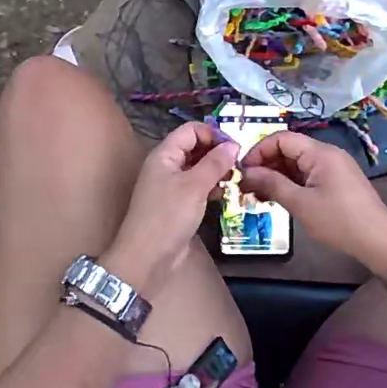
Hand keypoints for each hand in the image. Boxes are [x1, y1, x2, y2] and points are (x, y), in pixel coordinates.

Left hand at [103, 122, 238, 287]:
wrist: (147, 257)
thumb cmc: (168, 216)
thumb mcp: (194, 186)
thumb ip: (214, 163)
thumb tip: (233, 144)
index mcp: (164, 154)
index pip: (190, 130)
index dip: (212, 134)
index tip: (235, 146)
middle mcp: (166, 166)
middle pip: (194, 148)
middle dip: (216, 152)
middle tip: (239, 164)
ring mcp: (171, 186)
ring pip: (197, 168)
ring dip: (216, 170)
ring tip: (235, 179)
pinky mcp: (177, 204)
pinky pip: (197, 187)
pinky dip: (210, 187)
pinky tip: (223, 194)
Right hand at [239, 131, 386, 269]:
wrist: (378, 241)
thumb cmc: (339, 221)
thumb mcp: (300, 203)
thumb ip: (272, 184)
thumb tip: (246, 172)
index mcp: (320, 152)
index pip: (281, 138)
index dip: (258, 151)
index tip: (242, 171)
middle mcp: (327, 154)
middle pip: (288, 149)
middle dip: (264, 165)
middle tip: (245, 187)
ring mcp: (332, 168)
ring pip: (295, 164)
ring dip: (275, 176)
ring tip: (257, 195)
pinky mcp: (335, 182)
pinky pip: (306, 175)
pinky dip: (289, 183)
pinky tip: (276, 198)